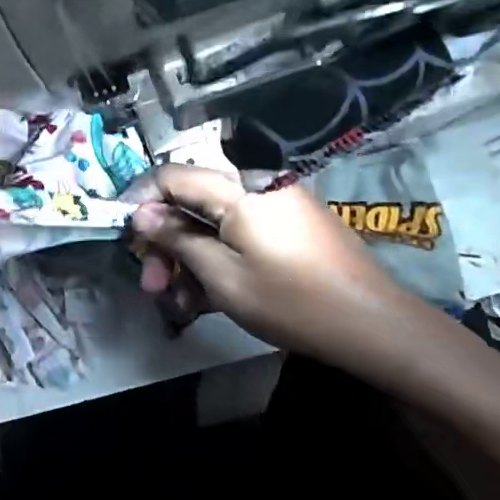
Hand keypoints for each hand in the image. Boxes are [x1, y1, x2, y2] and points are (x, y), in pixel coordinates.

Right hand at [129, 165, 414, 361]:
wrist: (372, 324)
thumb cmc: (291, 300)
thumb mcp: (223, 276)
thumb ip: (178, 238)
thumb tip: (140, 214)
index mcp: (240, 187)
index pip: (173, 175)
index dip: (141, 201)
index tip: (126, 237)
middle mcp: (256, 185)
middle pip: (192, 201)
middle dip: (165, 242)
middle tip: (151, 285)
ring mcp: (274, 207)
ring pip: (214, 222)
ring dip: (189, 259)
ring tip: (178, 304)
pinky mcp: (287, 227)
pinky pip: (240, 234)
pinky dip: (219, 261)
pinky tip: (205, 300)